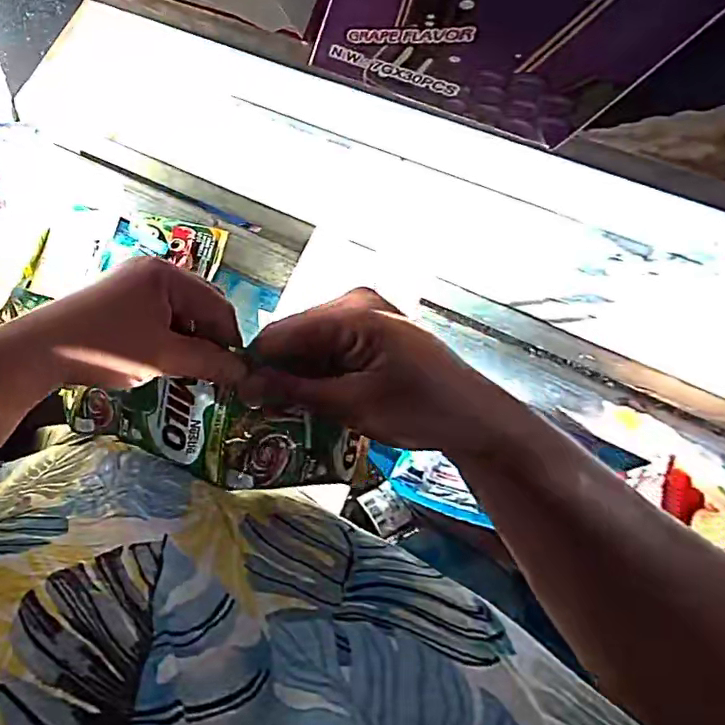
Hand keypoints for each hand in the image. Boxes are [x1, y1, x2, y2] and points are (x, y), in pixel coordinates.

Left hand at [0, 256, 247, 391]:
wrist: (42, 348)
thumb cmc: (106, 348)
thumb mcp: (163, 357)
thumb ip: (208, 362)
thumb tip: (242, 372)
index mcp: (165, 274)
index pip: (218, 304)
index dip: (230, 341)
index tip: (236, 374)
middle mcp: (149, 270)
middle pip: (198, 304)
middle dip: (207, 339)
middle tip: (211, 374)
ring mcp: (129, 282)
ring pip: (175, 311)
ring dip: (185, 339)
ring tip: (184, 371)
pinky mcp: (114, 297)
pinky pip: (153, 314)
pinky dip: (163, 336)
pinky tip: (158, 360)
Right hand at [241, 287, 534, 462]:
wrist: (484, 423)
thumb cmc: (426, 412)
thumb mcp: (352, 405)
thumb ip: (294, 392)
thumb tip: (244, 387)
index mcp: (353, 313)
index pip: (281, 333)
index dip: (256, 365)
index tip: (240, 395)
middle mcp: (355, 302)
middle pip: (293, 335)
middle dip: (277, 370)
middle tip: (262, 405)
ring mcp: (364, 311)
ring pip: (308, 341)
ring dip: (296, 372)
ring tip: (285, 405)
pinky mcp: (370, 326)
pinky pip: (328, 344)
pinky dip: (317, 370)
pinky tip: (312, 395)